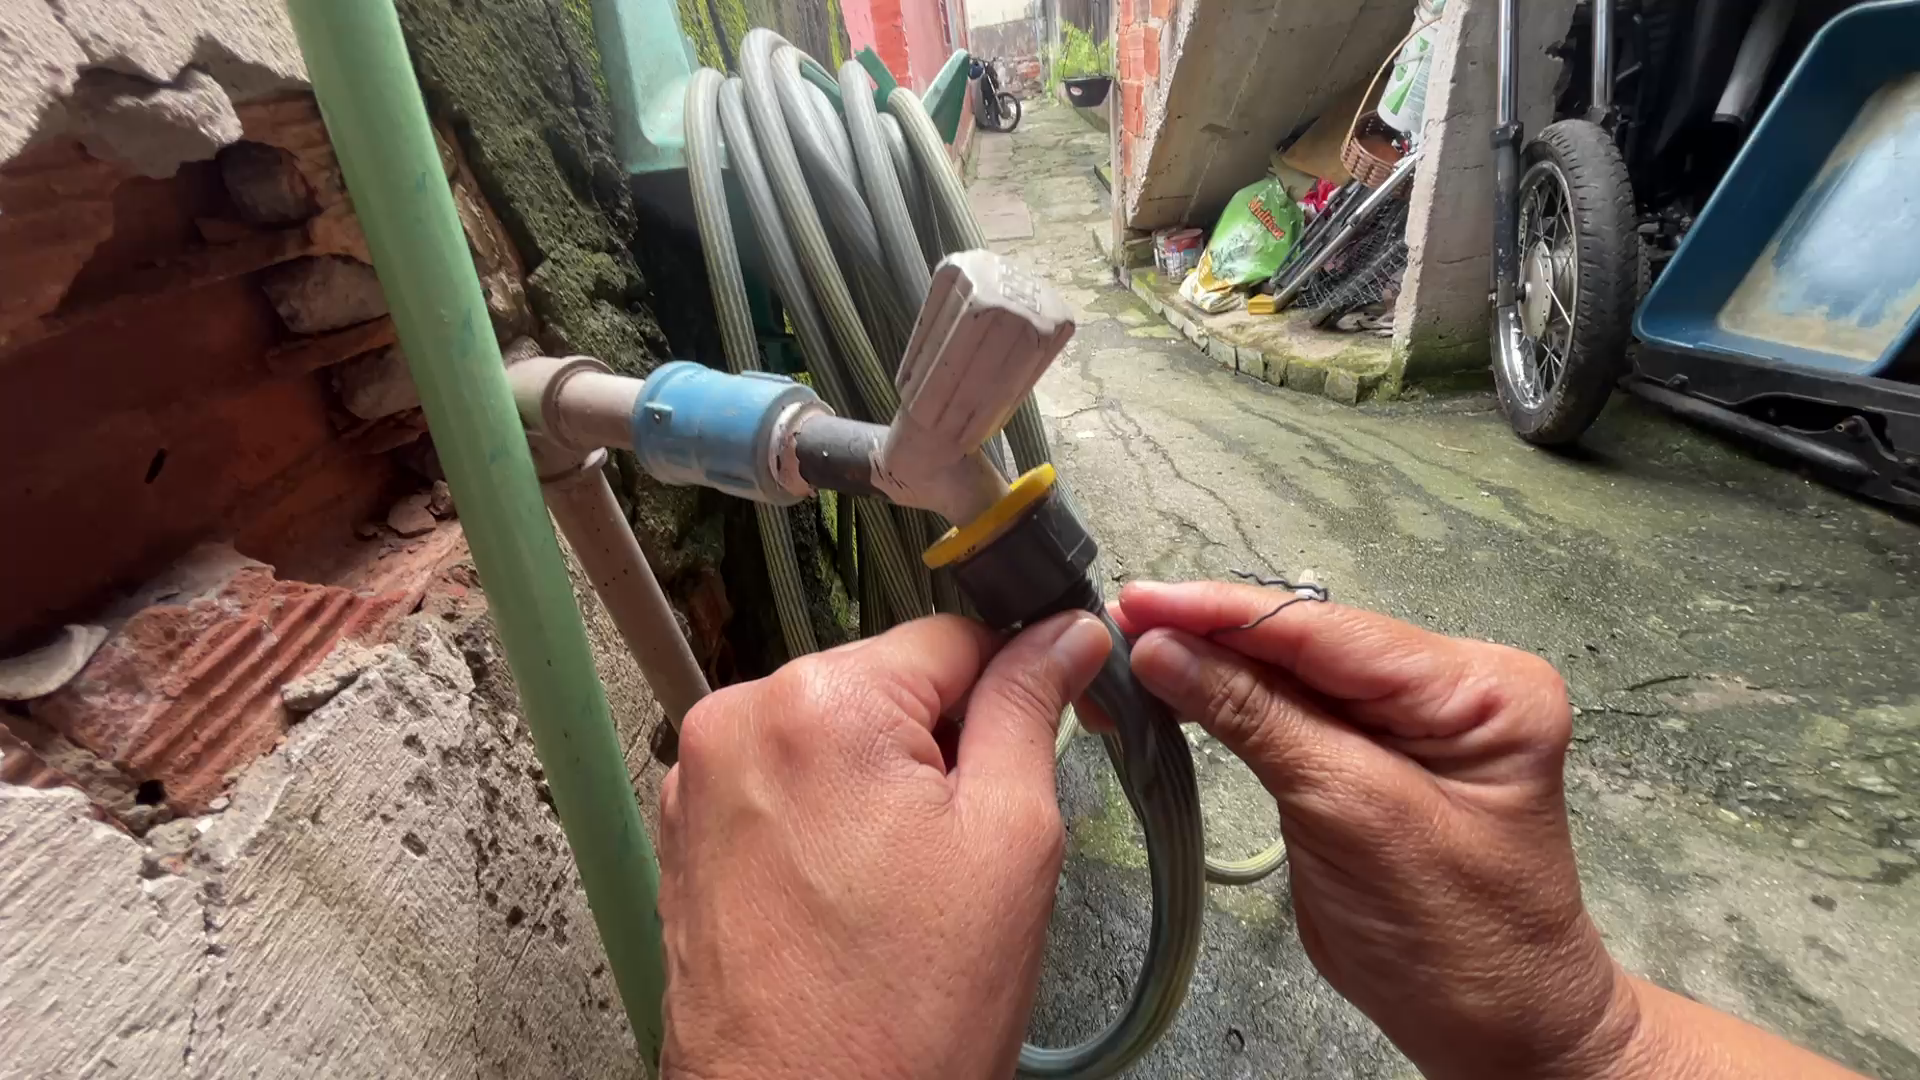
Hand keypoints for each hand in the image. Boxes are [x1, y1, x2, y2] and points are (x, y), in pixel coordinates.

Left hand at [656, 611, 1112, 1079]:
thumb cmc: (905, 1010)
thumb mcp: (1008, 836)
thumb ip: (1031, 706)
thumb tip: (1064, 633)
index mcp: (821, 700)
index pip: (950, 635)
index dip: (1007, 678)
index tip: (1033, 720)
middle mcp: (742, 715)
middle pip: (889, 680)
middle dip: (941, 734)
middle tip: (965, 830)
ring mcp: (703, 770)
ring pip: (841, 723)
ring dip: (887, 769)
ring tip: (905, 868)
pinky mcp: (690, 820)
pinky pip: (790, 768)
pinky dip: (833, 799)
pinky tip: (854, 875)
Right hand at [1107, 581, 1633, 1079]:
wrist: (1486, 1027)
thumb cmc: (1444, 934)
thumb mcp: (1347, 810)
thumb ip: (1254, 716)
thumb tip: (1158, 648)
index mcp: (1473, 685)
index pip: (1322, 627)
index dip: (1220, 611)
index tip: (1137, 602)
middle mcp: (1437, 677)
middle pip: (1297, 638)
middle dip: (1200, 632)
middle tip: (1117, 624)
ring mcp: (1396, 706)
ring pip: (1277, 665)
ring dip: (1197, 659)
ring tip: (1126, 651)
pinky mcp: (1355, 737)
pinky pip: (1275, 700)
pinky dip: (1213, 694)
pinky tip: (1165, 682)